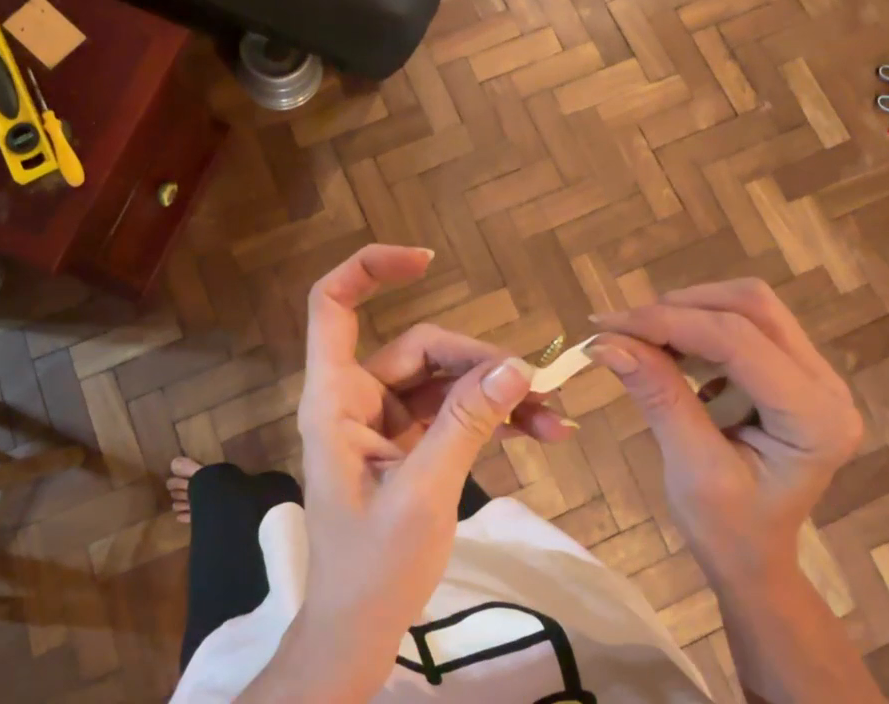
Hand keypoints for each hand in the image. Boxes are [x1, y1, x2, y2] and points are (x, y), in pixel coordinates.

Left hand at [274, 244, 570, 697]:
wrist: (359, 629)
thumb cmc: (373, 566)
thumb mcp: (424, 492)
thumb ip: (466, 424)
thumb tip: (515, 366)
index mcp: (335, 398)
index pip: (333, 305)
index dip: (370, 268)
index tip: (426, 259)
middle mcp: (356, 398)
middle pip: (420, 347)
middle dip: (479, 362)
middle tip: (540, 391)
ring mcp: (384, 421)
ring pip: (444, 380)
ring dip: (496, 393)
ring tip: (555, 422)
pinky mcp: (408, 445)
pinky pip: (452, 412)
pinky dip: (491, 417)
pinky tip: (539, 432)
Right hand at [588, 279, 861, 576]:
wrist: (753, 556)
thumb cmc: (727, 529)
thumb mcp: (690, 468)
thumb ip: (658, 396)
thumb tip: (606, 342)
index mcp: (816, 419)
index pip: (738, 340)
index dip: (669, 322)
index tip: (605, 326)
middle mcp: (827, 385)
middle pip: (751, 306)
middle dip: (680, 308)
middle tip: (622, 330)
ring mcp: (814, 374)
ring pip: (747, 305)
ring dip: (687, 312)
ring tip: (640, 341)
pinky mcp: (792, 369)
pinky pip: (743, 323)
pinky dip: (695, 326)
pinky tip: (666, 353)